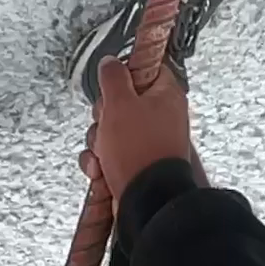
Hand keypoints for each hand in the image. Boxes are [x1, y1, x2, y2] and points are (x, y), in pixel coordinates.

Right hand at [79, 57, 191, 199]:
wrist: (147, 204)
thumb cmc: (140, 151)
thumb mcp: (119, 103)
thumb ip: (112, 77)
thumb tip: (110, 62)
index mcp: (165, 95)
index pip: (145, 68)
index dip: (123, 73)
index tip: (112, 83)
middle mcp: (161, 117)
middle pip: (122, 99)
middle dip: (104, 113)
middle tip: (107, 120)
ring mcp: (149, 142)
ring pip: (112, 127)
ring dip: (99, 139)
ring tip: (104, 151)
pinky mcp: (137, 164)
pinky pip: (110, 153)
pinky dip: (100, 161)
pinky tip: (100, 168)